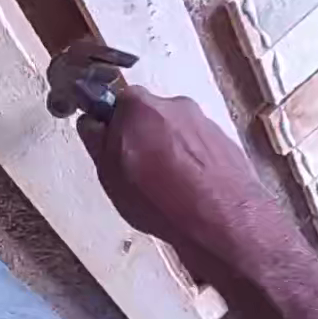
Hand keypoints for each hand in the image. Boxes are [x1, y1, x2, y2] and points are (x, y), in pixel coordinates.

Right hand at [81, 89, 306, 289]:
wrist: (219, 217)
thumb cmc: (159, 196)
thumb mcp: (107, 173)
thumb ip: (96, 140)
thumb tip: (91, 124)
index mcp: (139, 106)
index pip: (116, 101)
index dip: (110, 124)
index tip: (107, 145)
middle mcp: (174, 105)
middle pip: (148, 115)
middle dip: (139, 136)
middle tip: (131, 170)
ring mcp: (203, 121)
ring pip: (174, 132)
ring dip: (165, 151)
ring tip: (159, 186)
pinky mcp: (225, 141)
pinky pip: (196, 147)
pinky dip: (188, 163)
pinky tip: (183, 189)